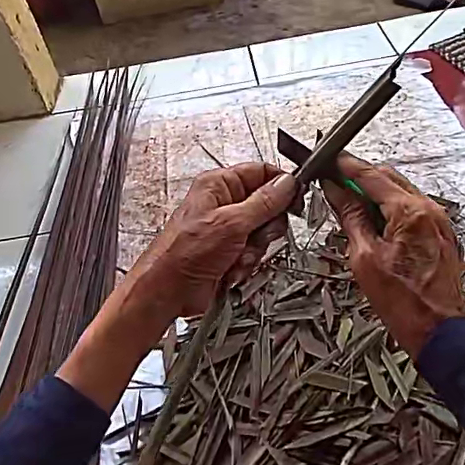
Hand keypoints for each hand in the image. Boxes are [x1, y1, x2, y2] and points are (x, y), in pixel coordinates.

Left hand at [59, 163, 291, 409]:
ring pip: (264, 234)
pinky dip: (247, 264)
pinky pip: (254, 254)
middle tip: (256, 235)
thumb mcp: (231, 223)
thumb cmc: (184, 253)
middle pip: (268, 206)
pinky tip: (231, 269)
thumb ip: (264, 202)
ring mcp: (227, 230)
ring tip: (237, 256)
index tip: (297, 198)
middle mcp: (223, 204)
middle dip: (266, 227)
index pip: (261, 172)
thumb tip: (287, 183)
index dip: (282, 184)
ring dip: (255, 249)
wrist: (167, 291)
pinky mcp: (229, 253)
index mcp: (219, 185)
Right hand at [319, 154, 464, 358]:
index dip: (346, 166)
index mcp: (410, 212)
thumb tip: (336, 192)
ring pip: (400, 192)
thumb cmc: (405, 303)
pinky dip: (390, 208)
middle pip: (388, 178)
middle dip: (359, 178)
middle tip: (334, 183)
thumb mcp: (364, 257)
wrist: (439, 332)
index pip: (371, 175)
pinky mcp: (440, 233)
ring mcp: (438, 221)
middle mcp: (429, 210)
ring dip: (374, 193)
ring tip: (350, 205)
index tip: (329, 162)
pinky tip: (373, 221)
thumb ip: (350, 217)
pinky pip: (411, 208)